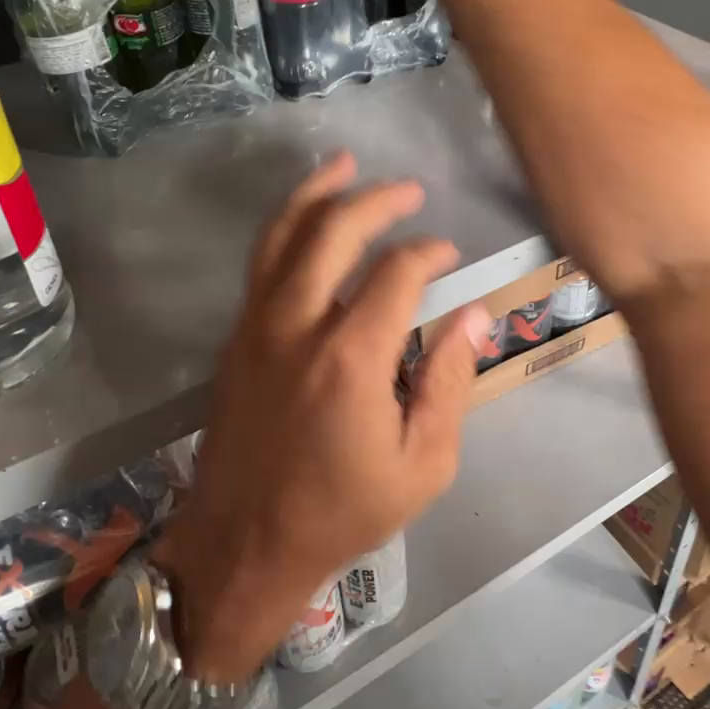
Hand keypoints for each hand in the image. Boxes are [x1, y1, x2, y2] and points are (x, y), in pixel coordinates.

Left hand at [151, 153, 487, 681]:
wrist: (244, 544)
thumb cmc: (343, 510)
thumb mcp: (423, 463)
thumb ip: (449, 381)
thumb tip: (473, 314)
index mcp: (351, 357)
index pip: (396, 273)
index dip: (428, 252)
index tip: (448, 255)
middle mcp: (297, 326)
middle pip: (333, 232)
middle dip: (376, 200)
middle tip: (409, 190)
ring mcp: (257, 328)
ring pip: (282, 236)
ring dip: (316, 193)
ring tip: (344, 164)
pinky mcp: (236, 339)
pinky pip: (261, 264)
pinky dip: (286, 229)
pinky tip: (307, 222)